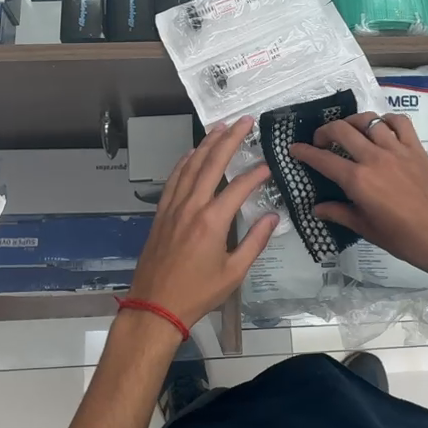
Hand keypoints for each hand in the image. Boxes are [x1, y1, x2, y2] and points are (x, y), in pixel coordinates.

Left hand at [127, 117, 275, 324]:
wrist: (155, 307)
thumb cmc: (198, 294)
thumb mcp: (234, 273)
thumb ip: (254, 242)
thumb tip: (273, 217)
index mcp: (212, 222)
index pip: (239, 187)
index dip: (256, 174)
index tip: (269, 165)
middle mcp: (191, 207)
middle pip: (211, 163)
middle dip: (229, 139)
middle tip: (244, 120)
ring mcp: (173, 208)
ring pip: (190, 166)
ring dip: (206, 144)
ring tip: (220, 127)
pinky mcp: (161, 213)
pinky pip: (173, 180)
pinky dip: (184, 162)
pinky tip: (191, 153)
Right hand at [290, 112, 427, 293]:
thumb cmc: (406, 240)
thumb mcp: (368, 230)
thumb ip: (340, 214)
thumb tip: (317, 208)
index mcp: (358, 180)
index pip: (323, 159)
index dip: (304, 152)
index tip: (294, 149)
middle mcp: (374, 158)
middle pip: (341, 130)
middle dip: (324, 132)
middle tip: (320, 142)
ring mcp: (397, 149)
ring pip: (368, 120)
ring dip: (353, 122)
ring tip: (348, 133)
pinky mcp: (417, 149)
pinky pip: (399, 122)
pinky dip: (386, 120)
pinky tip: (382, 130)